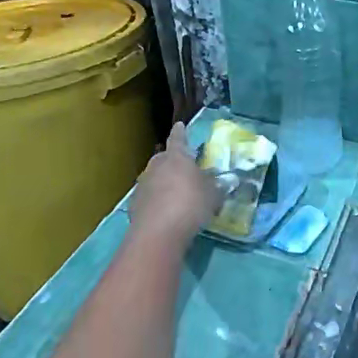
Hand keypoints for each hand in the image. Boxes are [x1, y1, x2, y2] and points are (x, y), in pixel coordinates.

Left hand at [127, 122, 220, 242]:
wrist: (158, 232)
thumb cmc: (190, 204)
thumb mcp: (213, 195)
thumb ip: (216, 186)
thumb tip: (223, 180)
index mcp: (176, 157)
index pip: (178, 139)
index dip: (180, 133)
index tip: (179, 125)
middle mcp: (156, 166)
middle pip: (163, 158)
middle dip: (171, 161)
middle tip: (182, 168)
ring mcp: (142, 185)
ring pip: (154, 178)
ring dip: (163, 182)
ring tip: (175, 194)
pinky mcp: (134, 204)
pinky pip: (148, 197)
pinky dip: (155, 201)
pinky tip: (164, 212)